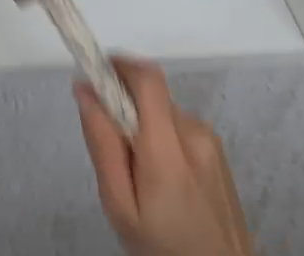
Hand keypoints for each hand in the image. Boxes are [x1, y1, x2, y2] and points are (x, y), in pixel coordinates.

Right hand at [76, 59, 255, 255]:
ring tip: (138, 177)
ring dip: (142, 127)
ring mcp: (212, 144)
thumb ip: (102, 145)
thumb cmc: (163, 250)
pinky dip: (160, 140)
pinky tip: (162, 183)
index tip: (93, 78)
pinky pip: (178, 128)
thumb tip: (84, 88)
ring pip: (162, 113)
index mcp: (168, 149)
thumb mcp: (120, 207)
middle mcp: (195, 134)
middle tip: (112, 153)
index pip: (147, 79)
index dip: (118, 66)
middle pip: (150, 96)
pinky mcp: (219, 154)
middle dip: (123, 108)